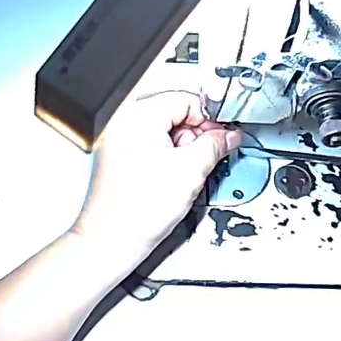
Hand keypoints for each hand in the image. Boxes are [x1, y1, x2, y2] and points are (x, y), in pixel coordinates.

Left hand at [70, 91, 243, 267]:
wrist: (112, 240)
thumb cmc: (139, 210)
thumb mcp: (193, 169)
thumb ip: (216, 144)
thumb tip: (228, 135)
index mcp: (139, 115)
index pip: (186, 100)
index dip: (210, 119)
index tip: (223, 136)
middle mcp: (124, 122)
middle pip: (174, 114)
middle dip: (195, 136)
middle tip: (206, 158)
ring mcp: (116, 140)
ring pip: (162, 133)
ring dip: (181, 150)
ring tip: (184, 175)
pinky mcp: (116, 159)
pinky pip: (148, 148)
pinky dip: (165, 159)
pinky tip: (170, 181)